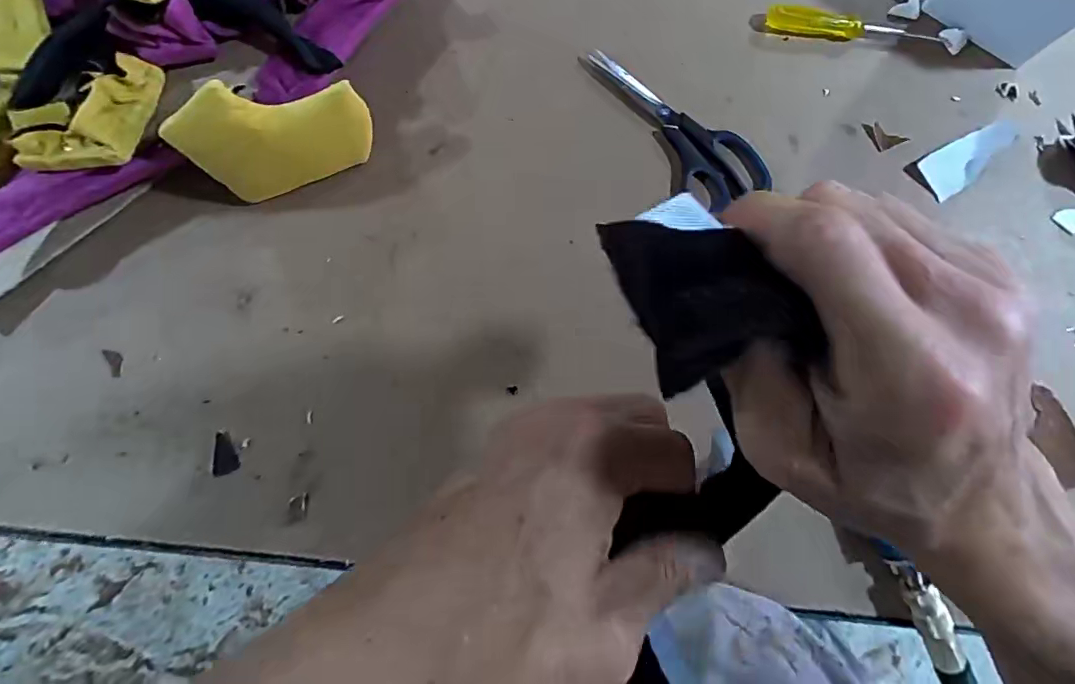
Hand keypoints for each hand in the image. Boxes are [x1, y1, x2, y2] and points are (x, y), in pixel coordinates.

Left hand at [201, 396, 724, 683]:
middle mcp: (562, 417)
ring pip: (602, 419)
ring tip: (601, 533)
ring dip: (620, 461)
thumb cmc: (496, 646)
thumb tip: (704, 548)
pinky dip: (581, 462)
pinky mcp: (491, 447)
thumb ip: (666, 575)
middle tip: (643, 536)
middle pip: (644, 418)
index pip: (680, 451)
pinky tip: (555, 525)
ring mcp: (520, 426)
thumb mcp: (602, 633)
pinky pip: (563, 433)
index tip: (678, 549)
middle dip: (658, 468)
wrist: (370, 657)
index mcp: (597, 451)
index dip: (691, 502)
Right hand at [723, 184, 1074, 683]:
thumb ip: (748, 361)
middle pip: (849, 209)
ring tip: (825, 278)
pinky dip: (871, 235)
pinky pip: (907, 218)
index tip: (730, 230)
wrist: (987, 500)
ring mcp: (994, 281)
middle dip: (792, 220)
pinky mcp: (1002, 266)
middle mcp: (965, 309)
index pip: (829, 241)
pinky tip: (872, 279)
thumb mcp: (782, 450)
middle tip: (770, 262)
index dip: (767, 217)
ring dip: (833, 226)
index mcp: (912, 368)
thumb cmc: (877, 487)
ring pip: (876, 204)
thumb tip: (738, 272)